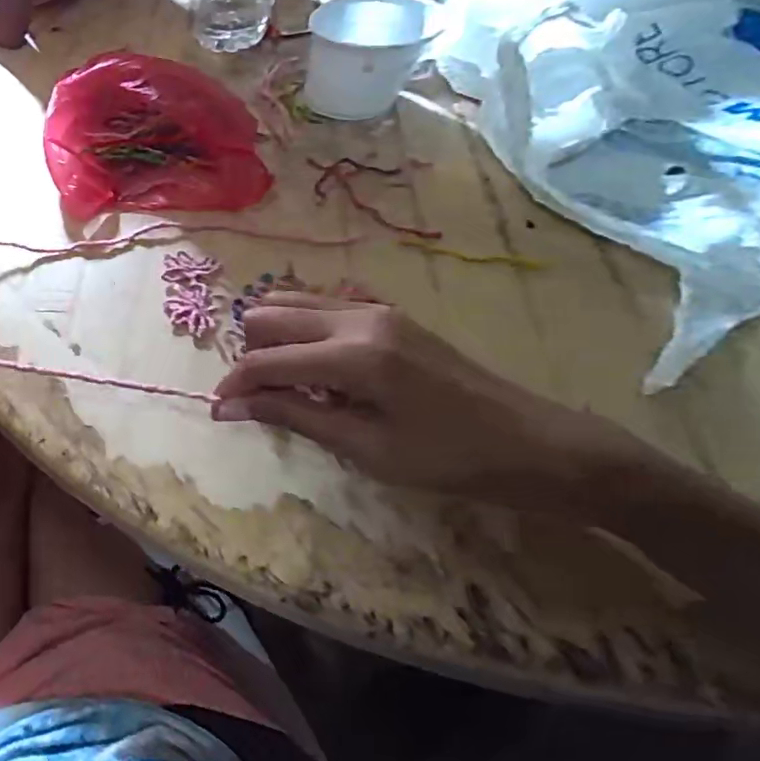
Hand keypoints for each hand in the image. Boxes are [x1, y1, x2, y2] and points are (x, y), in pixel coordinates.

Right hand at [212, 292, 663, 516]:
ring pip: (290, 301)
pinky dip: (301, 332)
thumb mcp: (367, 450)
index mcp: (353, 355)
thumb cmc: (452, 460)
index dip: (235, 385)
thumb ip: (294, 416)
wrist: (539, 444)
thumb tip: (231, 407)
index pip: (266, 360)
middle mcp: (356, 317)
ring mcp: (373, 308)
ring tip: (289, 384)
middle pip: (267, 314)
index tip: (220, 411)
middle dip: (251, 355)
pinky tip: (319, 370)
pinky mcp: (386, 312)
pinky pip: (320, 306)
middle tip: (262, 399)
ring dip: (274, 339)